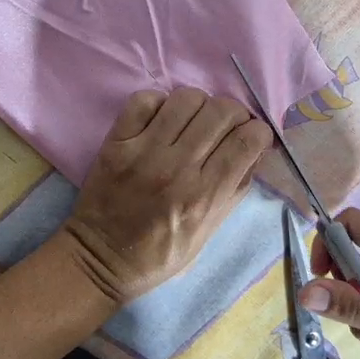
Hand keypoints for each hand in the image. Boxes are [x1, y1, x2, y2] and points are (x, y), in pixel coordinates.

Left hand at [59, 88, 272, 304]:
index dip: (258, 131)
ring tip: (195, 120)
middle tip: (227, 125)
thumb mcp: (208, 232)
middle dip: (234, 113)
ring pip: (186, 99)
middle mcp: (177, 167)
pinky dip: (159, 103)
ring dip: (199, 105)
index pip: (246, 141)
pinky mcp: (117, 141)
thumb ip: (235, 190)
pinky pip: (145, 99)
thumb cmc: (160, 254)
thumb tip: (256, 150)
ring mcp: (144, 150)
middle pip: (221, 112)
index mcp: (204, 195)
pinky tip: (162, 119)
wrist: (100, 259)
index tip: (254, 135)